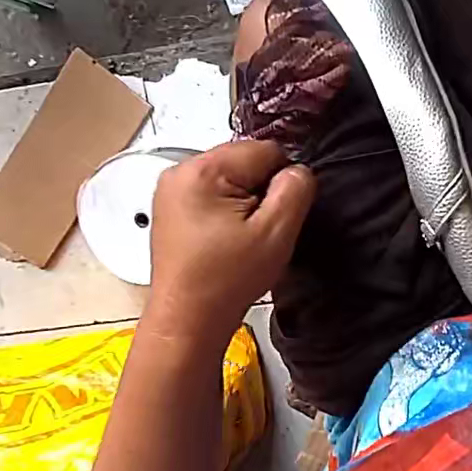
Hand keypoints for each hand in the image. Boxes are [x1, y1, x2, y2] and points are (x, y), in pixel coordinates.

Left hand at [145, 140, 314, 340]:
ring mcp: (171, 191)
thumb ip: (295, 190)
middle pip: (245, 162)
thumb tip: (300, 171)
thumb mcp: (276, 233)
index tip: (273, 216)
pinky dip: (226, 214)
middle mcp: (179, 173)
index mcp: (203, 170)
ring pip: (230, 179)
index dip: (282, 183)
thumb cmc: (223, 282)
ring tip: (239, 240)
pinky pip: (212, 196)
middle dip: (259, 193)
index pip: (266, 150)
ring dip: (243, 204)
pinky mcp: (171, 209)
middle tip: (256, 232)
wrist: (188, 320)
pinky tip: (226, 242)